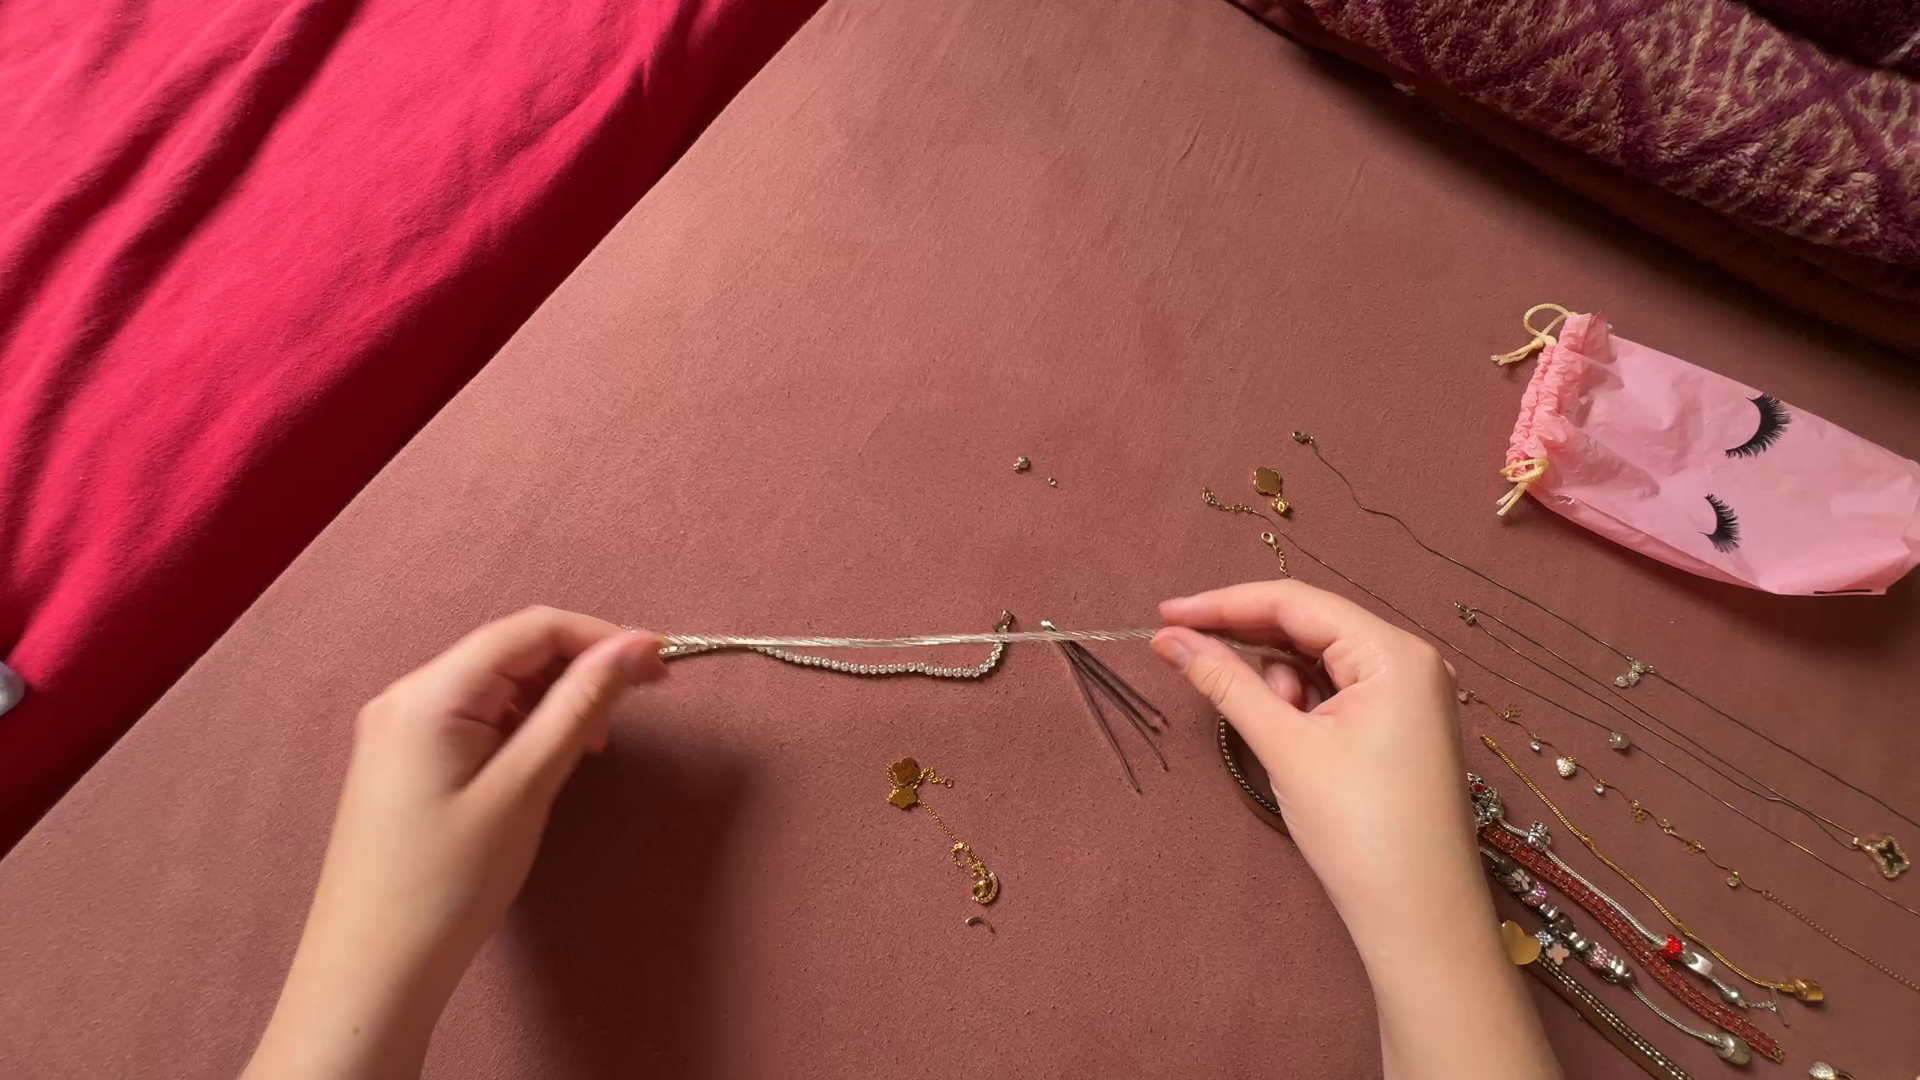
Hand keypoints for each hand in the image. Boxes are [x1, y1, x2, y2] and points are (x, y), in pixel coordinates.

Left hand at [244, 607, 665, 1079]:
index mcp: (432, 693)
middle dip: (585, 663)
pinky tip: (556, 751)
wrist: (371, 977)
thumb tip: (637, 644)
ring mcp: (408, 726)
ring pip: (506, 680)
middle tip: (642, 694)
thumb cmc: (450, 880)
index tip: (660, 663)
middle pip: (518, 649)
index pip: (534, 628)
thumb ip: (583, 702)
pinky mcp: (414, 756)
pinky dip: (533, 719)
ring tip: (599, 736)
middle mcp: (412, 694)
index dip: (604, 636)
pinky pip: (487, 712)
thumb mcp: (527, 783)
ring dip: (562, 693)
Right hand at [1152, 580, 1556, 1079]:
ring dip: (1272, 677)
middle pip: (1304, 624)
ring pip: (1311, 657)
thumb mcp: (1284, 745)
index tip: (1165, 613)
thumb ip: (1224, 680)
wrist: (1419, 924)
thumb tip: (1168, 638)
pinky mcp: (1390, 721)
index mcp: (1392, 653)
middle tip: (1177, 643)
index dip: (1223, 603)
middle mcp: (1403, 660)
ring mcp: (1401, 692)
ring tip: (1267, 727)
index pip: (1294, 603)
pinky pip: (1327, 687)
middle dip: (1242, 636)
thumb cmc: (1358, 828)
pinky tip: (1287, 733)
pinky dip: (1293, 699)